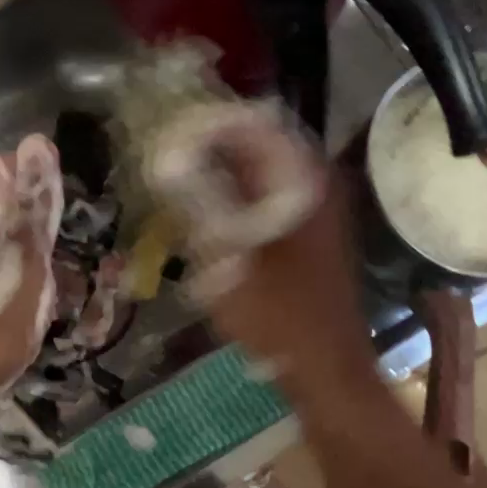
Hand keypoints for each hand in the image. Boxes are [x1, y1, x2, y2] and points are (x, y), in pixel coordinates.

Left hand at [0, 135, 61, 407]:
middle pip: (4, 222)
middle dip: (24, 203)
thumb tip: (32, 143)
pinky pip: (21, 288)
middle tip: (51, 189)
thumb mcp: (21, 263)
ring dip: (33, 241)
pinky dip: (39, 280)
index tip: (37, 151)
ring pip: (12, 254)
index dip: (17, 173)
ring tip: (60, 235)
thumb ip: (31, 210)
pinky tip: (51, 289)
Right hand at [152, 103, 379, 391]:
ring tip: (175, 188)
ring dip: (218, 177)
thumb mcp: (227, 257)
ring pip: (258, 175)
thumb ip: (197, 201)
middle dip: (208, 148)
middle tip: (163, 159)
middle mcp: (314, 183)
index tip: (165, 131)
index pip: (253, 121)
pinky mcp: (306, 236)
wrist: (323, 366)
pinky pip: (263, 201)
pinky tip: (203, 222)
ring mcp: (313, 210)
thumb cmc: (277, 314)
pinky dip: (232, 203)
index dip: (207, 120)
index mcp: (302, 179)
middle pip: (256, 145)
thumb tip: (164, 157)